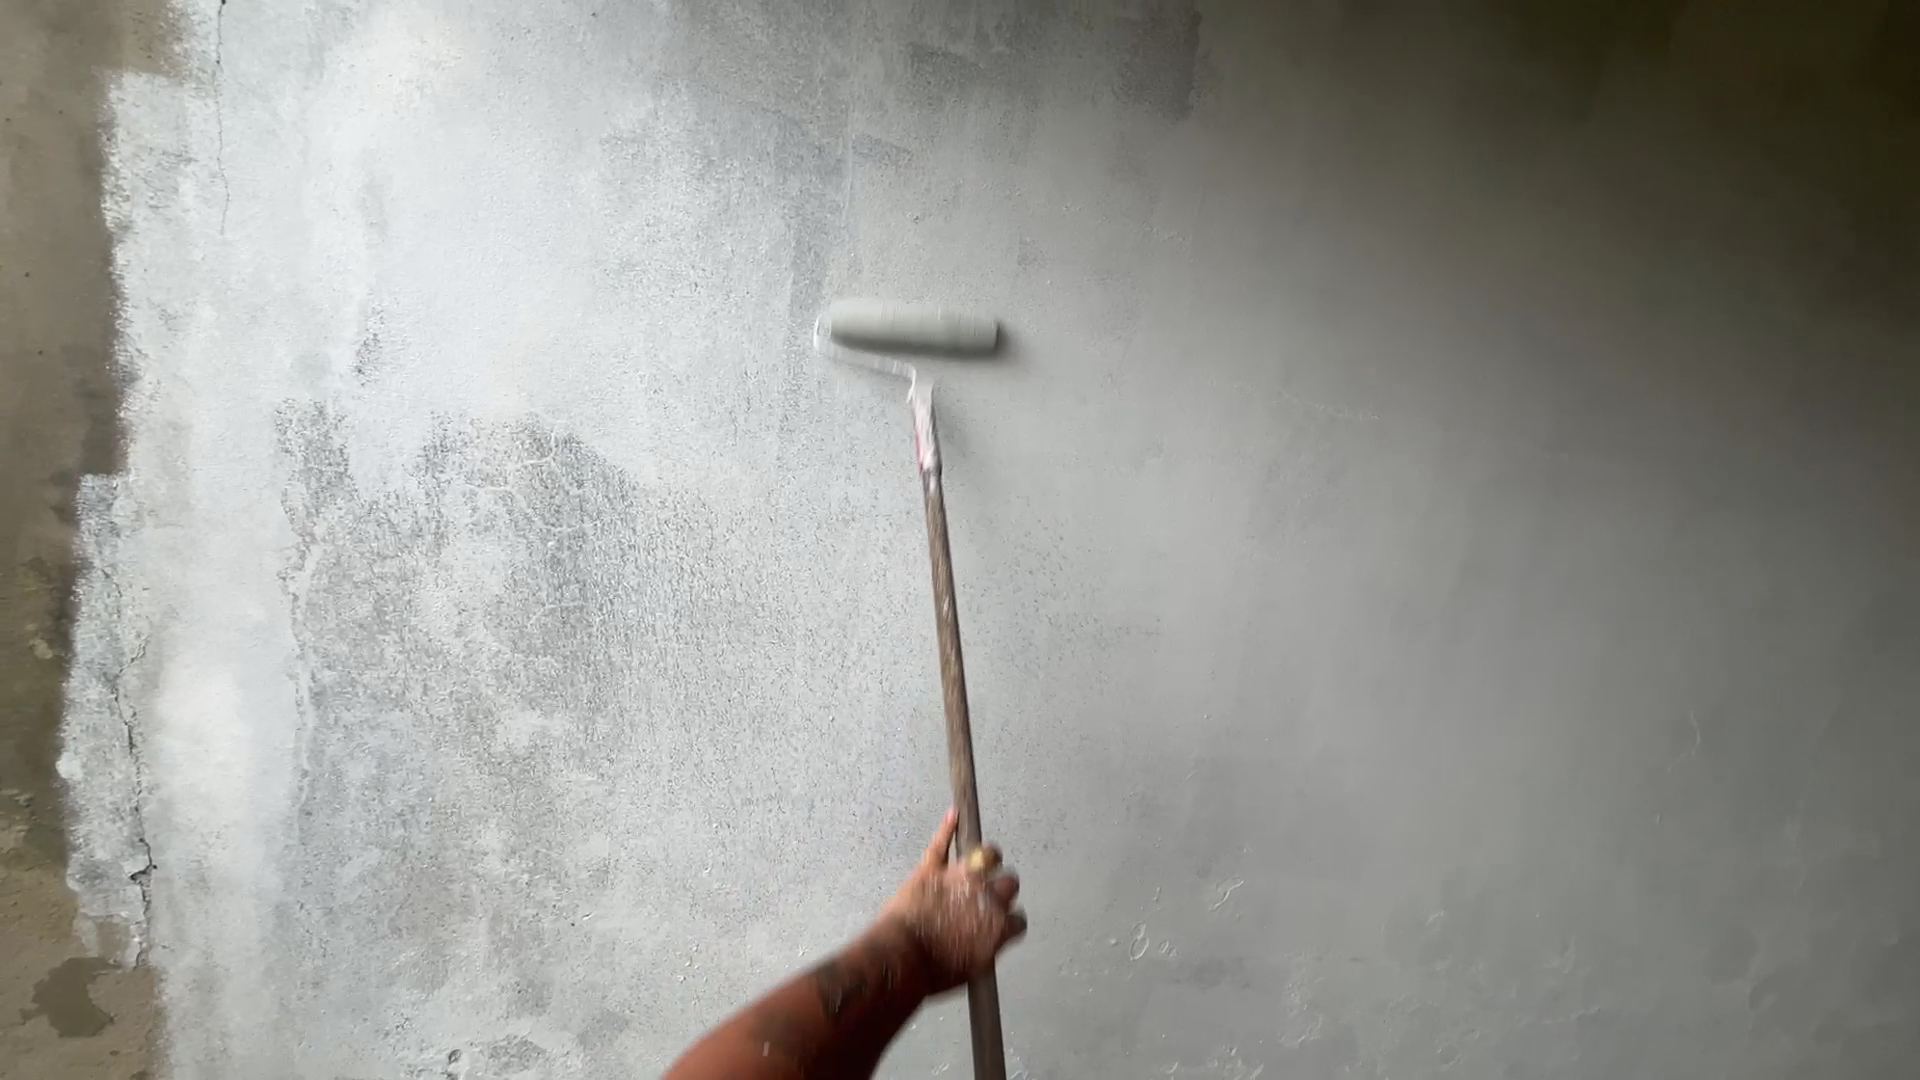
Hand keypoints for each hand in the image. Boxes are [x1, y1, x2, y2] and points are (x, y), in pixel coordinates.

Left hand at [878, 809, 1025, 993]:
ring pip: (986, 854)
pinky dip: (947, 826)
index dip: (1010, 919)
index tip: (1004, 920)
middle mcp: (986, 897)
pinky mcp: (932, 868)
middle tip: (991, 891)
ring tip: (984, 858)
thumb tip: (989, 939)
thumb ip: (987, 947)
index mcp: (998, 927)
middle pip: (1010, 882)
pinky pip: (942, 842)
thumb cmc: (934, 972)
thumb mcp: (971, 970)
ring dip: (988, 856)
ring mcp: (959, 878)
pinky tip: (954, 814)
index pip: (1018, 919)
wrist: (903, 959)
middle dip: (1004, 886)